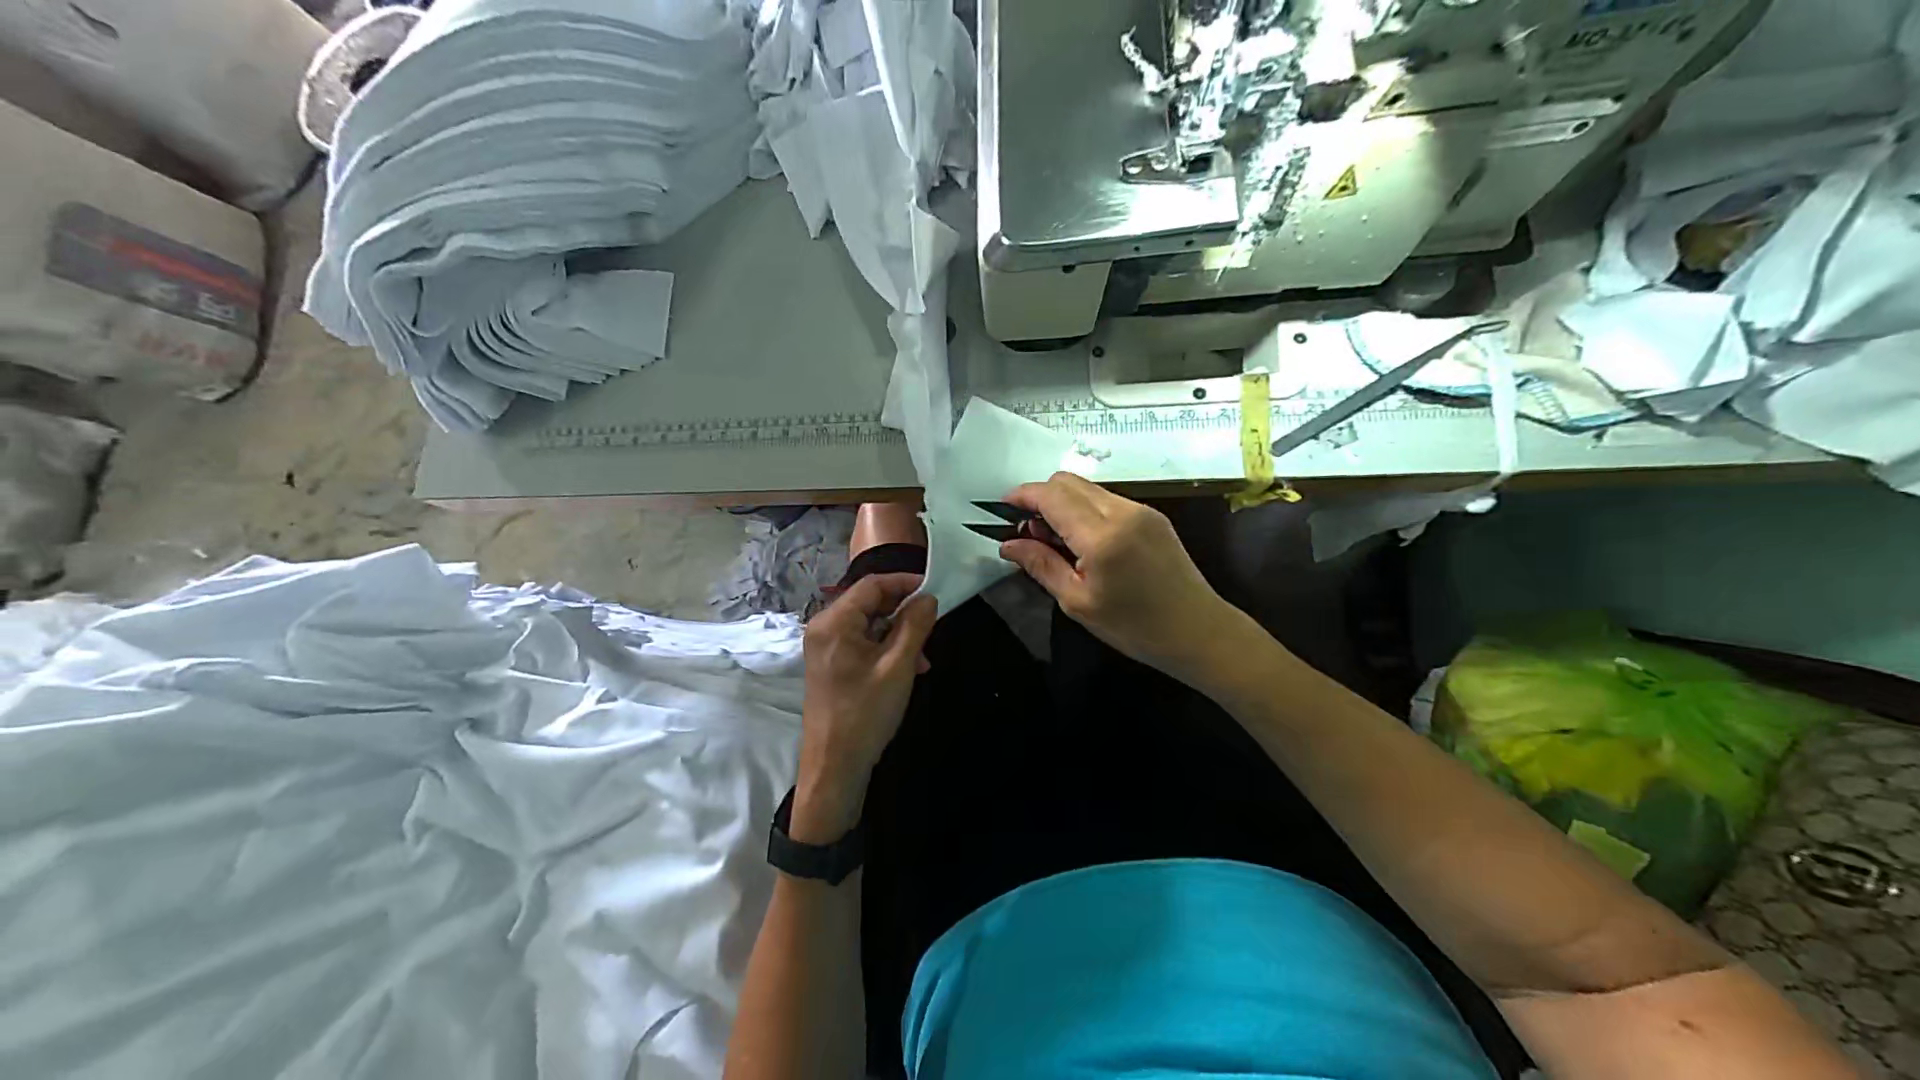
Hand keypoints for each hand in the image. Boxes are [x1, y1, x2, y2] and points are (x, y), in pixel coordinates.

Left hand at [794, 573, 935, 841]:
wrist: (835, 764)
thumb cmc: (866, 712)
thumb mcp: (898, 666)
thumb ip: (915, 625)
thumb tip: (927, 597)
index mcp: (834, 622)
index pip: (872, 585)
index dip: (905, 583)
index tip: (935, 590)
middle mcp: (823, 628)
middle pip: (869, 602)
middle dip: (903, 611)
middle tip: (932, 626)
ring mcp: (824, 647)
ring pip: (868, 624)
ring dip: (897, 633)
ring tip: (923, 657)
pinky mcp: (829, 664)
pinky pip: (861, 642)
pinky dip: (885, 647)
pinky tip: (906, 668)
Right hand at [1000, 473, 1258, 686]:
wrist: (1199, 632)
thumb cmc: (1136, 628)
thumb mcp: (1078, 603)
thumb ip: (1041, 565)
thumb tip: (1009, 544)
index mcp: (1102, 536)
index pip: (1051, 496)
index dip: (1022, 497)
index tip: (1003, 510)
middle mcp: (1123, 512)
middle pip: (1068, 481)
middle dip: (1040, 498)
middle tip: (1028, 532)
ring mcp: (1141, 510)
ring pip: (1087, 488)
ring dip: (1063, 503)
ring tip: (1055, 541)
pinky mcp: (1152, 516)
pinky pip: (1107, 499)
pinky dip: (1085, 510)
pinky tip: (1083, 541)